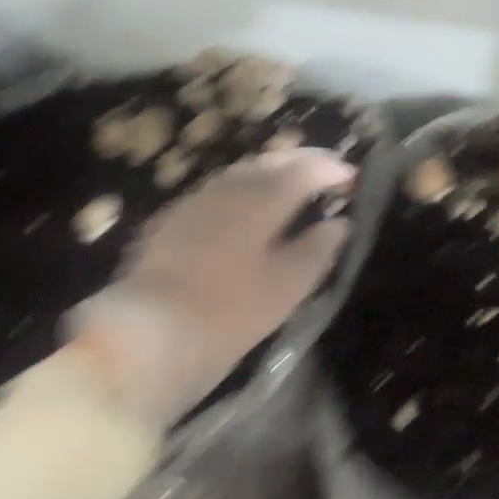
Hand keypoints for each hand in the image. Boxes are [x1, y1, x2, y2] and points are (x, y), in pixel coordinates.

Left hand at [63, 148, 355, 425]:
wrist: (146, 336)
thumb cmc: (229, 313)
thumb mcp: (287, 288)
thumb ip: (317, 250)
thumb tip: (338, 224)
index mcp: (263, 198)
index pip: (305, 169)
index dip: (331, 169)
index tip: (351, 179)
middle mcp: (229, 189)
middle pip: (270, 161)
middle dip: (301, 161)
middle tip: (325, 172)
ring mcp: (195, 202)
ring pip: (240, 173)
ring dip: (269, 172)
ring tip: (288, 186)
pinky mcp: (170, 221)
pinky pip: (215, 192)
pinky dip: (240, 191)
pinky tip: (242, 210)